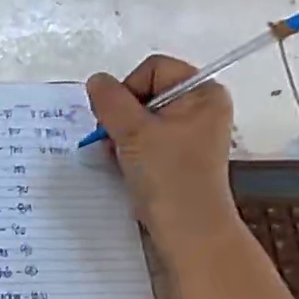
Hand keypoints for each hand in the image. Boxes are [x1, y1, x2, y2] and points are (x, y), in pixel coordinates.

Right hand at [85, 55, 234, 227]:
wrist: (187, 229)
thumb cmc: (167, 175)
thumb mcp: (133, 132)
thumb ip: (110, 101)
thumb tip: (96, 81)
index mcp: (202, 93)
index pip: (153, 69)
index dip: (128, 90)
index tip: (120, 121)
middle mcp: (201, 107)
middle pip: (146, 92)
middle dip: (122, 115)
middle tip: (115, 140)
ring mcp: (190, 132)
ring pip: (141, 117)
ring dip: (122, 134)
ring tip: (119, 156)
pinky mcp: (179, 155)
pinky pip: (147, 138)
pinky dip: (130, 148)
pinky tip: (125, 165)